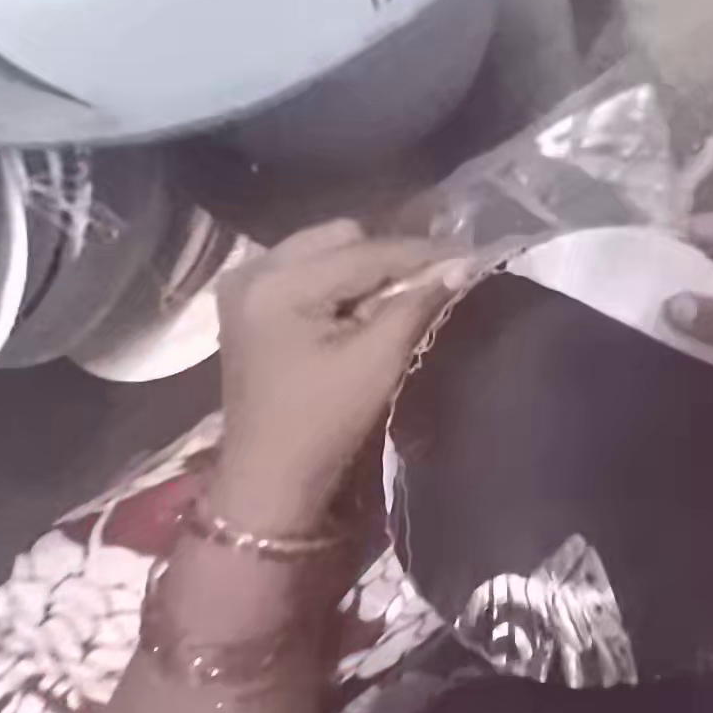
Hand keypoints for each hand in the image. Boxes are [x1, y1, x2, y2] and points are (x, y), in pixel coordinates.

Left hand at [215, 220, 462, 529]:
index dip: (421, 253)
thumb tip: (459, 266)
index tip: (467, 254)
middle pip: (341, 238)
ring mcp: (245, 283)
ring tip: (394, 298)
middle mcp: (254, 269)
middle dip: (387, 258)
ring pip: (324, 249)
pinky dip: (339, 281)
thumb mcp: (376, 362)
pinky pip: (306, 268)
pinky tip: (358, 308)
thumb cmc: (323, 424)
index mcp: (279, 284)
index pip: (365, 253)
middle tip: (425, 284)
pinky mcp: (248, 299)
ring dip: (364, 268)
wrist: (269, 474)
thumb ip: (416, 305)